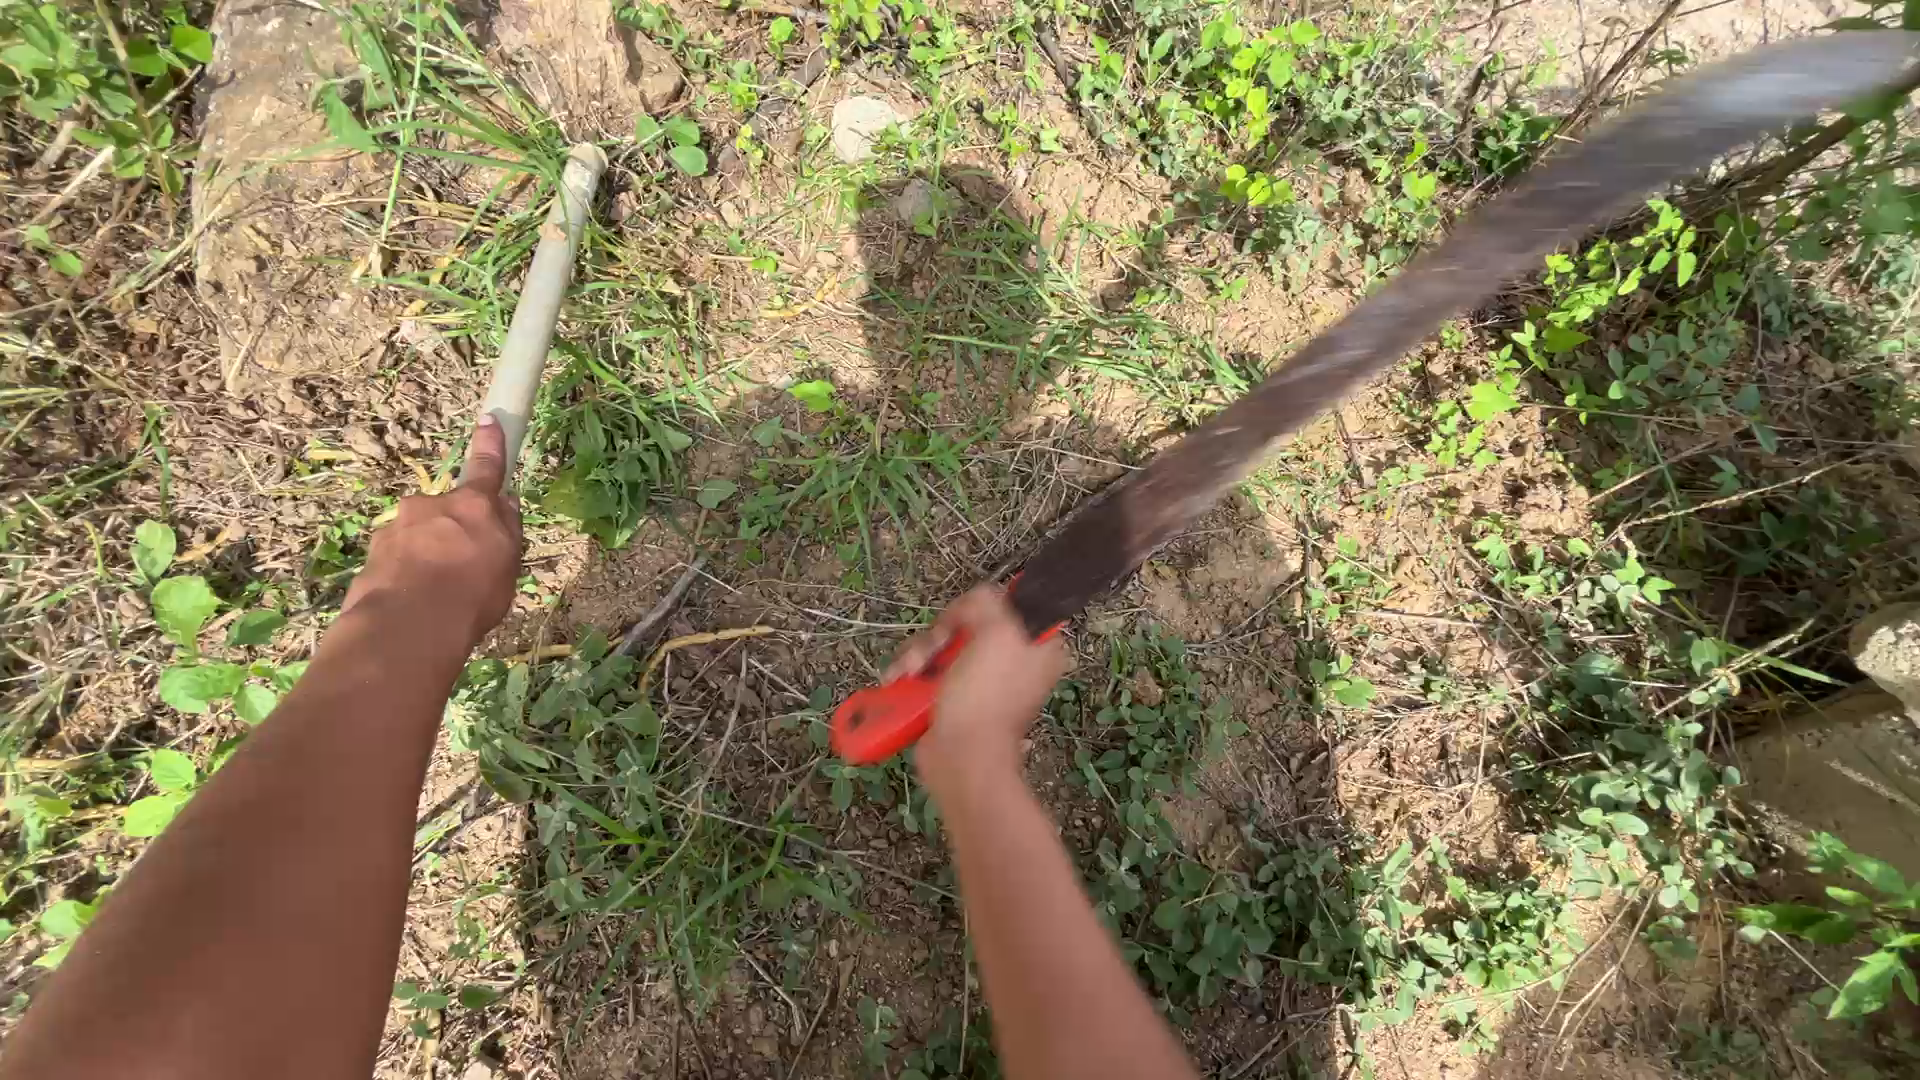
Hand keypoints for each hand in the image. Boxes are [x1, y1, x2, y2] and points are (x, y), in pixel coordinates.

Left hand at [341, 415, 522, 648]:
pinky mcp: (372, 553)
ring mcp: (397, 528)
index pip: (487, 467)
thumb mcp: (509, 562)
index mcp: (473, 505)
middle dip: (458, 528)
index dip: (490, 443)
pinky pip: (400, 557)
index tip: (488, 418)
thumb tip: (505, 504)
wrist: (408, 625)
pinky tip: (419, 598)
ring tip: (444, 590)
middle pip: (451, 511)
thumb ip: (506, 530)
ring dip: (432, 553)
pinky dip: (410, 571)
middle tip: (471, 564)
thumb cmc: (473, 593)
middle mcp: (431, 506)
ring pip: (422, 534)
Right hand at [887, 586, 1067, 795]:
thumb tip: (973, 601)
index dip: (976, 608)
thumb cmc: (985, 697)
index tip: (960, 622)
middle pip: (967, 623)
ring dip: (919, 654)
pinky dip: (914, 672)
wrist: (962, 758)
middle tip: (931, 653)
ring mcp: (983, 680)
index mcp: (1038, 643)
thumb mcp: (996, 633)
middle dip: (939, 636)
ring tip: (907, 673)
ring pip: (943, 645)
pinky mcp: (956, 697)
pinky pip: (931, 669)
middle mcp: (1014, 659)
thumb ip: (988, 602)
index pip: (1005, 602)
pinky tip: (900, 678)